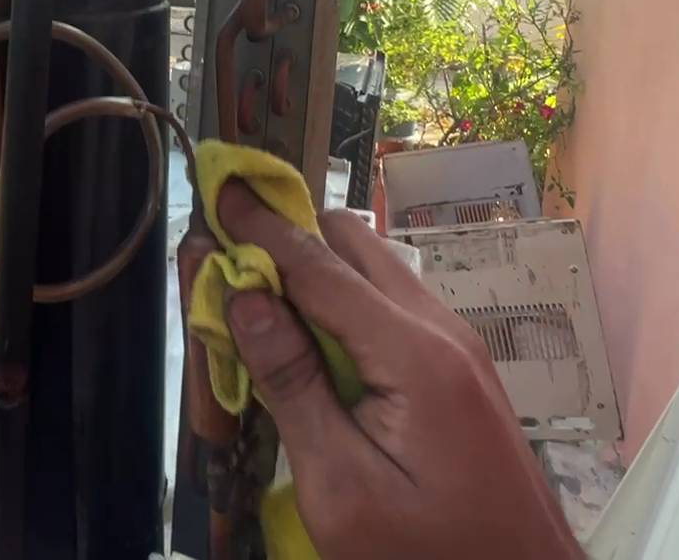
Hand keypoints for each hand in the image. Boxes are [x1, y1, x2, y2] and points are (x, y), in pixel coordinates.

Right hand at [219, 183, 582, 559]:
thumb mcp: (341, 489)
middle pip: (351, 241)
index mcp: (414, 354)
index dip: (262, 225)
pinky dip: (339, 293)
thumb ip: (291, 384)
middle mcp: (441, 328)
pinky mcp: (457, 364)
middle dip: (288, 232)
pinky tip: (311, 335)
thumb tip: (245, 296)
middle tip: (233, 253)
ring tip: (261, 292)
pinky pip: (387, 298)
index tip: (221, 189)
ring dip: (312, 262)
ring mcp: (457, 343)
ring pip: (371, 264)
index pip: (318, 264)